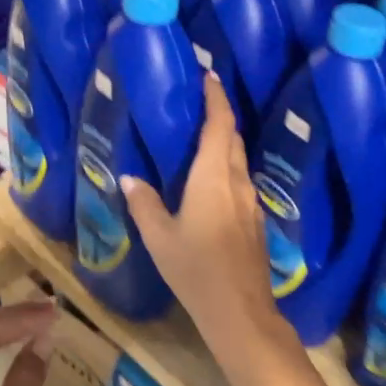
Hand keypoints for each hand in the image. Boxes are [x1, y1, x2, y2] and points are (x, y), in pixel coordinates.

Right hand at [121, 74, 304, 381]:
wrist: (240, 310)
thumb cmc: (196, 270)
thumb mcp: (160, 238)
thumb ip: (145, 204)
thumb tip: (129, 178)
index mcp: (213, 178)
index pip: (219, 125)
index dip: (216, 98)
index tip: (210, 75)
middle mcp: (237, 183)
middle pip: (232, 140)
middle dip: (220, 115)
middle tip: (202, 100)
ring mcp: (251, 203)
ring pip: (239, 162)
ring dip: (225, 143)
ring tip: (204, 136)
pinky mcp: (255, 222)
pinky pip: (241, 183)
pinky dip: (228, 169)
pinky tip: (214, 181)